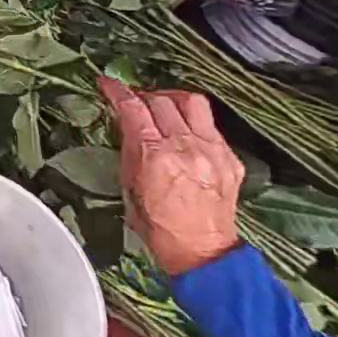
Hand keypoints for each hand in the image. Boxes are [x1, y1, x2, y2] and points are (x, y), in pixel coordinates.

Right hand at [100, 77, 242, 275]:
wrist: (201, 252)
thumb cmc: (160, 227)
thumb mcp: (130, 187)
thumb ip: (130, 150)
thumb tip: (127, 125)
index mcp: (155, 156)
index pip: (133, 109)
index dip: (117, 91)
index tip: (108, 84)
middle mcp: (185, 147)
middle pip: (160, 100)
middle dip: (143, 96)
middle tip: (135, 102)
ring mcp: (211, 150)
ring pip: (191, 102)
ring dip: (172, 99)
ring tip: (163, 105)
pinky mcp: (229, 158)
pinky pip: (210, 124)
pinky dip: (193, 121)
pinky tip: (186, 131)